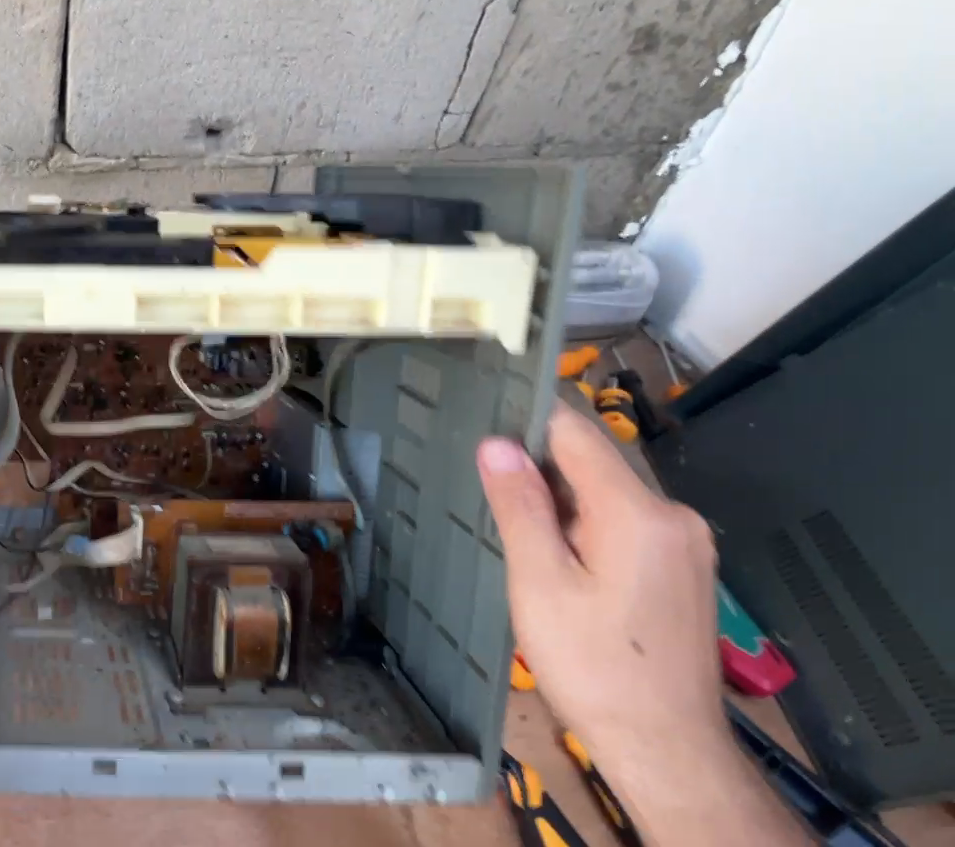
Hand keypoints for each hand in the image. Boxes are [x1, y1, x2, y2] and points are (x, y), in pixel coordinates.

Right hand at [476, 403, 804, 843]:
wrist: (665, 746)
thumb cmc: (593, 664)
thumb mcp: (540, 582)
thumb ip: (520, 506)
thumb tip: (495, 444)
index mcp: (639, 514)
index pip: (576, 433)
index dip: (525, 422)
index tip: (479, 420)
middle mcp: (675, 516)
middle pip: (592, 462)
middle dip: (538, 469)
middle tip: (484, 491)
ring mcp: (686, 543)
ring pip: (605, 492)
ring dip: (559, 500)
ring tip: (513, 530)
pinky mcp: (684, 567)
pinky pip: (624, 521)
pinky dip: (583, 524)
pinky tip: (554, 557)